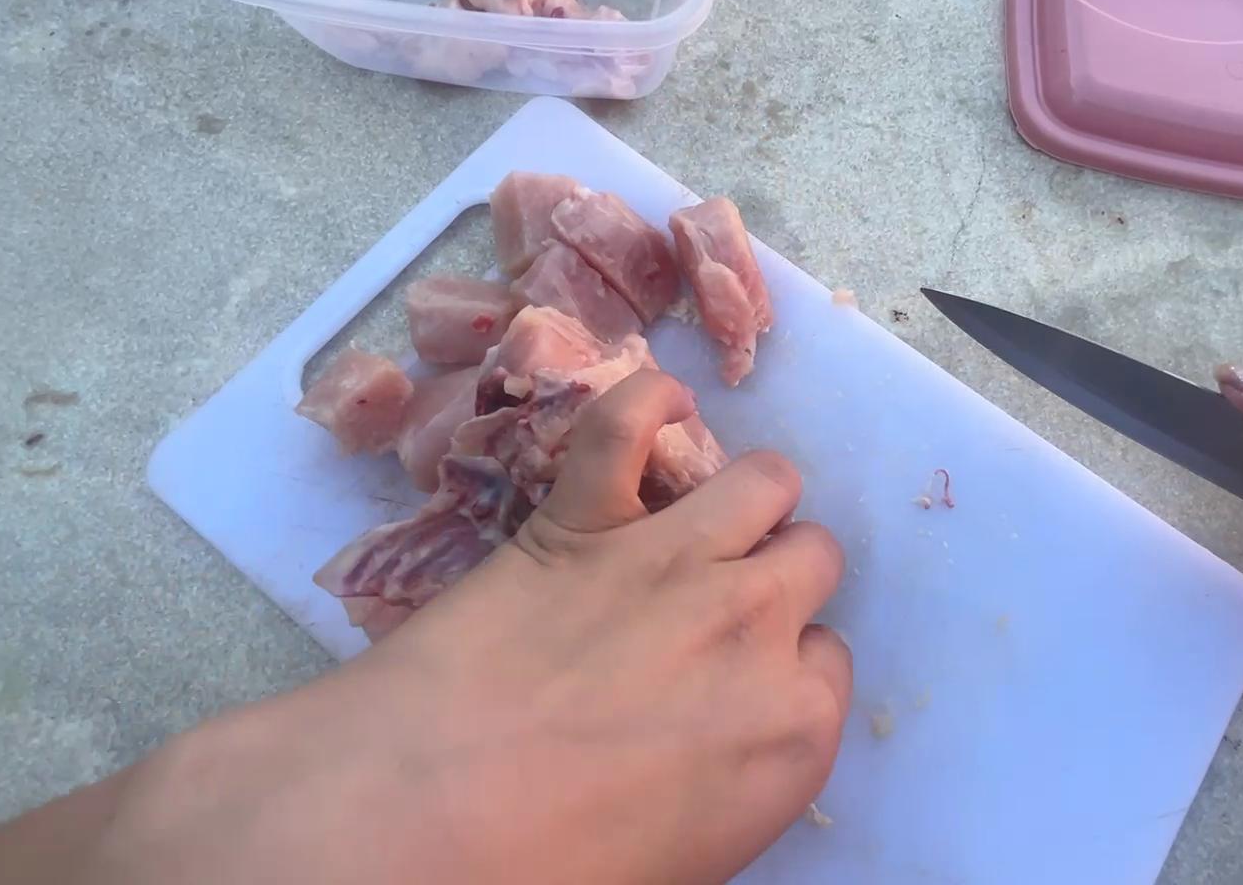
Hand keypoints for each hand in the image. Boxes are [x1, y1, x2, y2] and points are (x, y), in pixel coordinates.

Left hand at [78, 370, 850, 884]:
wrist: (413, 827)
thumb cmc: (551, 872)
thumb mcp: (699, 852)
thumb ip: (751, 763)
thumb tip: (744, 719)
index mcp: (793, 728)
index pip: (830, 660)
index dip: (788, 664)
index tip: (746, 675)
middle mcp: (754, 624)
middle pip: (814, 557)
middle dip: (781, 574)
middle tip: (725, 599)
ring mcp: (674, 555)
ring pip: (767, 479)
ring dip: (751, 495)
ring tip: (711, 511)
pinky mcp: (588, 515)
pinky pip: (630, 423)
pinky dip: (649, 403)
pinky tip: (665, 408)